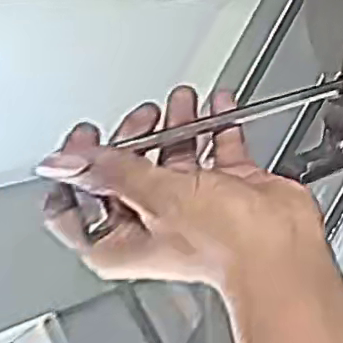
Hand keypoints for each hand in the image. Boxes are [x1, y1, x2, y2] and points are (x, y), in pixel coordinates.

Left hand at [38, 85, 329, 297]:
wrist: (280, 242)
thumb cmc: (224, 242)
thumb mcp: (160, 199)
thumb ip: (114, 173)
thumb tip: (62, 161)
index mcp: (118, 239)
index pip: (81, 199)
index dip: (79, 165)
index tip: (85, 136)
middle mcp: (155, 220)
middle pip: (132, 170)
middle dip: (138, 137)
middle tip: (145, 114)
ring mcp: (197, 202)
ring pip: (179, 155)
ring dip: (180, 125)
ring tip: (183, 100)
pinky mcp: (234, 186)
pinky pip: (221, 149)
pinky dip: (219, 126)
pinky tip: (219, 107)